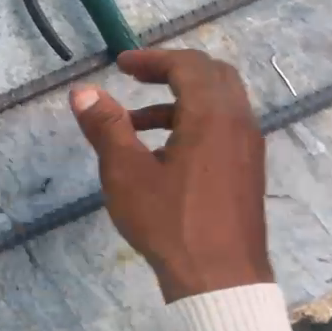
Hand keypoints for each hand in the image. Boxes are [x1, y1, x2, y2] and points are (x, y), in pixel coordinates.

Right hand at [70, 48, 272, 302]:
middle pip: (214, 77)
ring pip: (220, 102)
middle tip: (133, 78)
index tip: (120, 64)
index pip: (189, 67)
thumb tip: (84, 92)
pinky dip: (190, 121)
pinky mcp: (244, 167)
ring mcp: (247, 146)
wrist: (217, 271)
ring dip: (178, 99)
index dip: (154, 59)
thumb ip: (106, 128)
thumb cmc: (166, 219)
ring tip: (134, 121)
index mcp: (212, 117)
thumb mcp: (124, 172)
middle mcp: (239, 122)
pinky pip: (222, 126)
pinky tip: (161, 149)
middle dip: (172, 71)